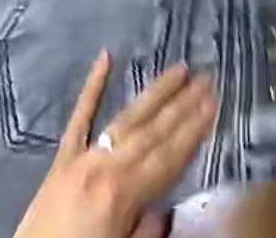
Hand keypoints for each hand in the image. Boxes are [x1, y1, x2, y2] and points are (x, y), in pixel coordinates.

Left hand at [13, 51, 218, 237]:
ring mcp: (82, 158)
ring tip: (179, 69)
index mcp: (122, 195)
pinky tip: (105, 56)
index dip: (193, 129)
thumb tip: (166, 205)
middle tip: (207, 77)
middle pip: (152, 131)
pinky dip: (92, 87)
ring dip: (156, 93)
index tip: (214, 101)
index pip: (168, 156)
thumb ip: (147, 230)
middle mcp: (105, 167)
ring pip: (126, 119)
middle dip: (183, 104)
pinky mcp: (61, 160)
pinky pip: (79, 118)